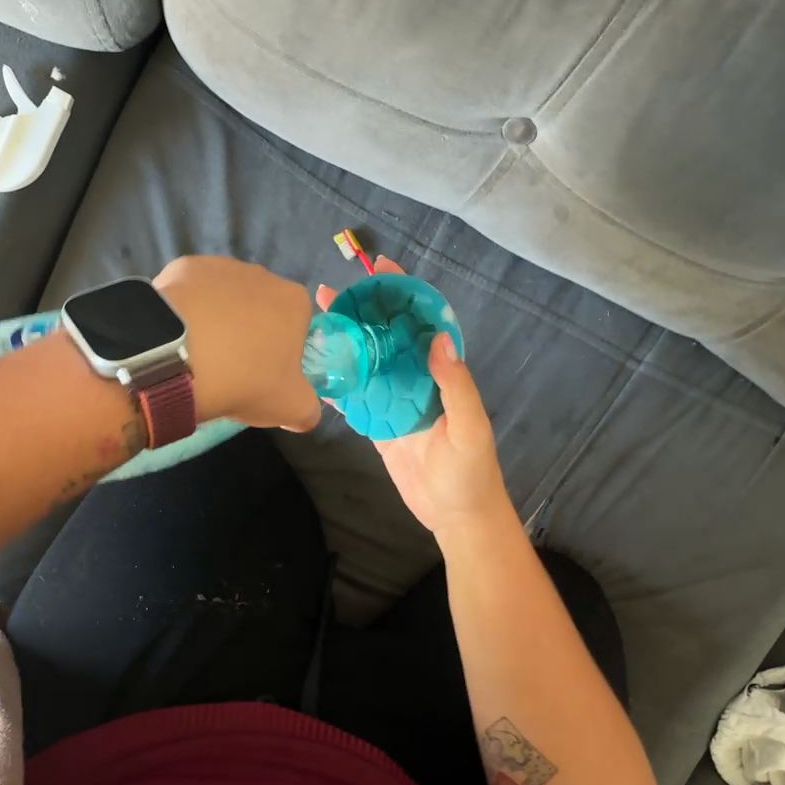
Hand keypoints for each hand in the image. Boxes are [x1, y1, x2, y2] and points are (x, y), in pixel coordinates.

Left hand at [155, 255, 321, 431]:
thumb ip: (309, 409)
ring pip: (225, 298)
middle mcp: (263, 275)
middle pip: (261, 309)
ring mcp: (221, 266)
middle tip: (231, 368)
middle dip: (250, 333)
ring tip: (199, 354)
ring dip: (218, 320)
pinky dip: (188, 311)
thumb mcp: (291, 408)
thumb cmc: (245, 379)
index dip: (282, 353)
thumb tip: (307, 414)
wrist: (177, 357)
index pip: (297, 327)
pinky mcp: (183, 267)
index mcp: (295, 301)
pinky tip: (178, 335)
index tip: (263, 375)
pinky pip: (191, 293)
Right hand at [316, 257, 511, 536]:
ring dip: (346, 343)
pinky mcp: (379, 427)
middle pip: (388, 338)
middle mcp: (417, 381)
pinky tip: (313, 369)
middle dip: (364, 313)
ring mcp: (395, 404)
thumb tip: (437, 338)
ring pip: (368, 365)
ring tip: (314, 320)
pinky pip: (356, 401)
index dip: (405, 294)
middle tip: (332, 291)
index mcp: (442, 374)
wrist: (456, 516)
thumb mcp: (470, 427)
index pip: (422, 324)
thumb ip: (455, 385)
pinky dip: (337, 385)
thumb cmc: (471, 472)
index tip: (382, 268)